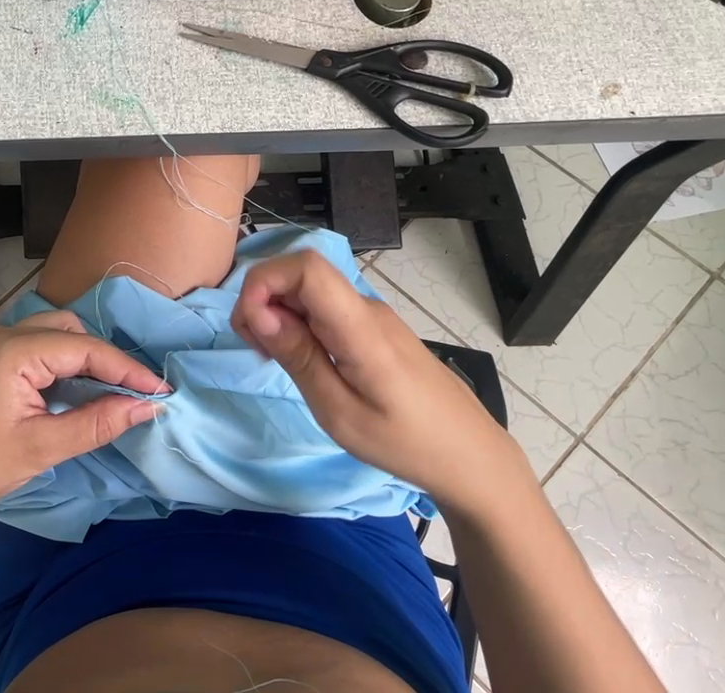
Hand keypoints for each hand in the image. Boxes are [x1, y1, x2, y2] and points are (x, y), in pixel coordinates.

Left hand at [0, 312, 167, 528]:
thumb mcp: (43, 447)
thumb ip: (97, 422)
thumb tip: (147, 407)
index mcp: (12, 351)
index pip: (84, 348)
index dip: (126, 369)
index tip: (161, 390)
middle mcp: (2, 335)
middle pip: (70, 331)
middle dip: (105, 360)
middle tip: (136, 393)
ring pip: (54, 335)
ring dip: (85, 359)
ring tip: (113, 392)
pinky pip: (36, 347)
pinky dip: (62, 364)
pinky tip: (79, 390)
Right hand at [230, 251, 529, 513]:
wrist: (473, 458)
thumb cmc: (406, 443)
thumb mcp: (340, 413)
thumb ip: (298, 357)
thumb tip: (257, 312)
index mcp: (361, 328)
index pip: (306, 266)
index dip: (264, 282)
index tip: (251, 328)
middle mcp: (367, 308)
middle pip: (300, 274)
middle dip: (261, 300)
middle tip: (255, 349)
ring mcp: (373, 316)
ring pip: (308, 291)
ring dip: (277, 313)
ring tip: (274, 358)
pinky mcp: (374, 328)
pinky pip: (324, 308)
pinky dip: (297, 323)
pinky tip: (300, 359)